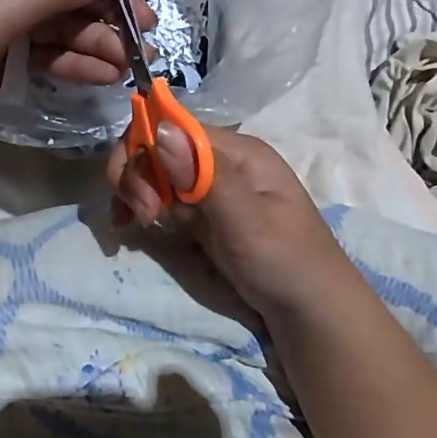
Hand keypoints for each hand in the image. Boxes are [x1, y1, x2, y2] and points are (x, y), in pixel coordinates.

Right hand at [109, 124, 358, 319]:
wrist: (307, 308)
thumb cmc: (284, 261)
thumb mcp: (246, 221)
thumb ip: (205, 175)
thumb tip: (161, 128)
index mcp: (236, 151)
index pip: (172, 128)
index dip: (144, 151)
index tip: (141, 197)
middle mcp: (219, 160)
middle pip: (157, 147)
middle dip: (136, 176)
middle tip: (140, 218)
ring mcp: (208, 185)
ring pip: (153, 170)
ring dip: (134, 191)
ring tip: (133, 225)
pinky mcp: (199, 210)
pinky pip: (159, 194)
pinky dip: (139, 205)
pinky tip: (129, 225)